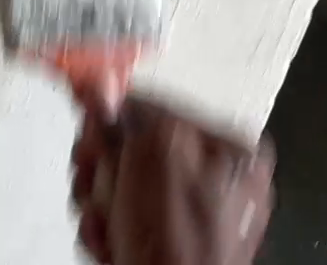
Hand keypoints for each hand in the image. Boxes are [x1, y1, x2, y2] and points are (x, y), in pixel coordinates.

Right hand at [69, 96, 274, 264]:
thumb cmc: (176, 236)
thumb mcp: (156, 152)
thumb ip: (130, 111)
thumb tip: (100, 81)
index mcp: (231, 148)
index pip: (153, 103)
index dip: (116, 117)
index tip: (94, 133)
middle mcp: (215, 176)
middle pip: (130, 140)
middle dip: (103, 163)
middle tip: (97, 181)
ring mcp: (187, 212)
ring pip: (116, 176)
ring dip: (97, 197)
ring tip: (108, 225)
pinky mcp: (161, 241)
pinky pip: (118, 210)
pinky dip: (104, 225)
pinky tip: (110, 244)